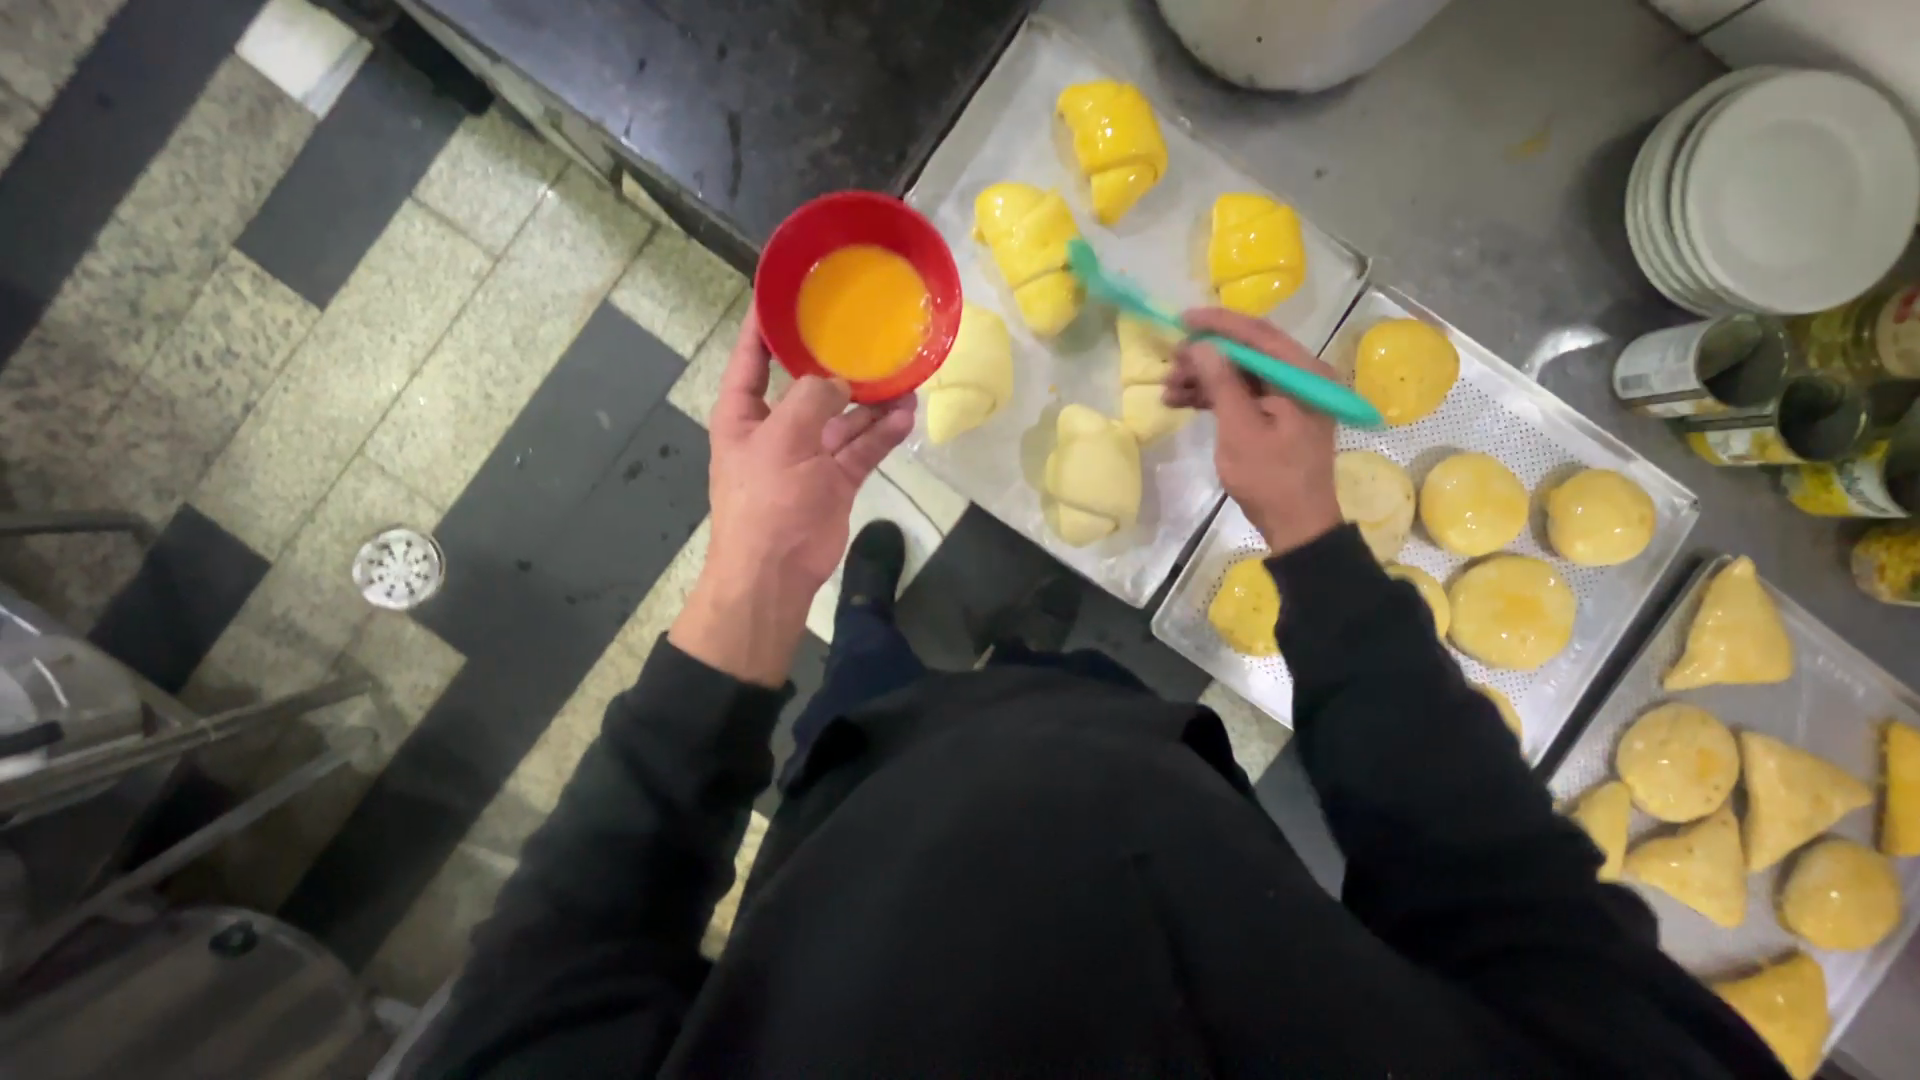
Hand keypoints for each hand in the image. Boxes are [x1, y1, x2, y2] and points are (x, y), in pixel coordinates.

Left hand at [669, 309, 916, 685]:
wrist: (774, 573)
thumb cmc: (764, 501)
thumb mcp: (782, 440)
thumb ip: (812, 400)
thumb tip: (840, 381)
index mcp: (744, 413)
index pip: (753, 356)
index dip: (767, 323)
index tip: (789, 289)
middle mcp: (777, 427)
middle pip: (809, 384)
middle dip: (838, 363)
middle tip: (869, 333)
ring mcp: (809, 454)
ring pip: (844, 417)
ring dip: (871, 401)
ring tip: (904, 376)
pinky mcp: (836, 479)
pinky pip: (862, 448)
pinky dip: (882, 433)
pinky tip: (905, 415)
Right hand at [1166, 308, 1340, 555]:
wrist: (1297, 526)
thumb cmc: (1270, 479)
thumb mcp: (1240, 430)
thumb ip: (1222, 383)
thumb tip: (1202, 346)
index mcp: (1303, 375)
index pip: (1259, 334)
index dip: (1218, 324)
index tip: (1181, 319)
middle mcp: (1303, 377)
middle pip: (1249, 352)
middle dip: (1206, 356)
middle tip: (1170, 364)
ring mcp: (1292, 398)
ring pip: (1242, 374)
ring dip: (1205, 378)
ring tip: (1168, 389)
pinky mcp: (1280, 416)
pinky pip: (1244, 395)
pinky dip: (1215, 397)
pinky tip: (1183, 402)